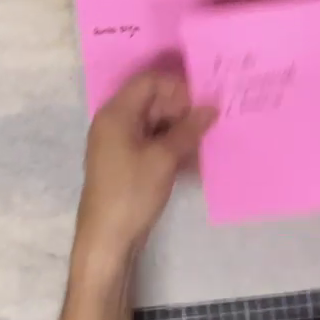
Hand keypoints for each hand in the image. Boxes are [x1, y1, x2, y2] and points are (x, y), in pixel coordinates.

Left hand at [75, 70, 216, 268]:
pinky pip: (153, 142)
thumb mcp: (164, 158)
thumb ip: (188, 130)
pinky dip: (172, 145)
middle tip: (212, 121)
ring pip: (155, 123)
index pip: (150, 81)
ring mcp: (120, 143)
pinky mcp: (128, 162)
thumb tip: (210, 108)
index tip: (205, 102)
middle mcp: (115, 122)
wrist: (107, 238)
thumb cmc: (132, 193)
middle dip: (182, 108)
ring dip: (180, 128)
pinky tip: (194, 156)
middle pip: (153, 101)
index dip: (179, 87)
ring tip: (207, 138)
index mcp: (117, 113)